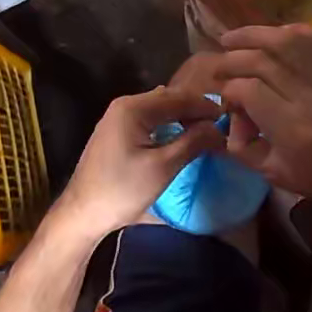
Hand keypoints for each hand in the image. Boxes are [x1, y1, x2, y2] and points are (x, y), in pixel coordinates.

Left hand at [49, 86, 223, 239]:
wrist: (82, 214)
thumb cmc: (122, 190)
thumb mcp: (163, 167)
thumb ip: (193, 142)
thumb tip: (218, 128)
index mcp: (134, 108)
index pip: (179, 98)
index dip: (206, 107)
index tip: (230, 119)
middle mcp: (124, 105)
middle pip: (169, 99)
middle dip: (195, 110)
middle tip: (221, 126)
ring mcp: (118, 118)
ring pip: (160, 109)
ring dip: (183, 116)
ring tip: (205, 131)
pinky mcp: (117, 132)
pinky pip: (150, 119)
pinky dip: (169, 124)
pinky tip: (181, 136)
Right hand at [213, 24, 311, 213]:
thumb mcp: (274, 172)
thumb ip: (243, 145)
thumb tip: (228, 113)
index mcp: (294, 129)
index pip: (250, 90)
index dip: (229, 89)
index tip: (224, 96)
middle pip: (264, 61)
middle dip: (234, 58)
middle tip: (218, 64)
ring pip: (289, 42)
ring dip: (255, 34)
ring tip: (232, 37)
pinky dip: (290, 31)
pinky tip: (271, 35)